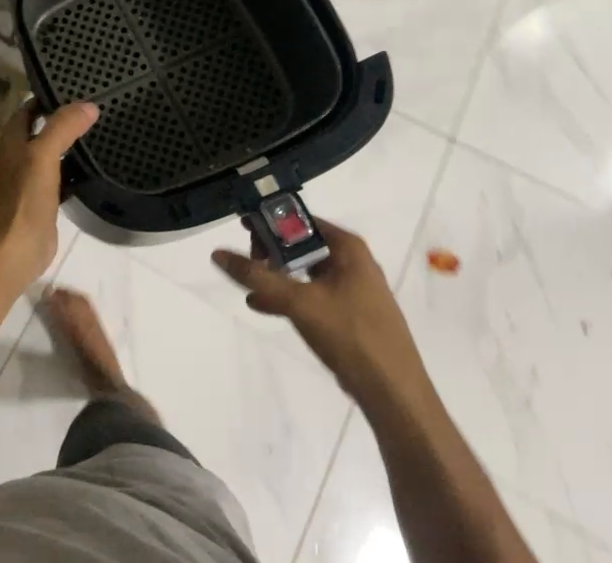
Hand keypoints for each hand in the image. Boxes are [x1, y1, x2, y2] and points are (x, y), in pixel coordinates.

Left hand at [0, 101, 98, 286]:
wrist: (19, 247)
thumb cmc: (26, 197)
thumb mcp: (43, 154)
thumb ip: (63, 127)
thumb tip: (88, 106)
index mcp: (14, 139)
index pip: (30, 108)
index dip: (49, 97)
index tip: (77, 88)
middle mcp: (21, 154)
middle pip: (44, 128)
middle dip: (65, 118)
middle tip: (97, 108)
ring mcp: (33, 177)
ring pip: (56, 152)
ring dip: (73, 143)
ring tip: (103, 130)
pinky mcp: (46, 198)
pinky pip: (64, 176)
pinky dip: (78, 169)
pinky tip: (99, 166)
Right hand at [211, 218, 430, 405]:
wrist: (393, 392)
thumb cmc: (350, 335)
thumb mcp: (297, 302)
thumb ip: (256, 276)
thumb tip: (217, 253)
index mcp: (347, 248)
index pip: (300, 219)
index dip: (269, 220)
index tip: (242, 229)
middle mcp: (352, 262)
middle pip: (301, 243)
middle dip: (270, 250)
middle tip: (247, 263)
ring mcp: (352, 289)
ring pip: (304, 271)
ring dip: (275, 275)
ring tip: (248, 285)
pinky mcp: (348, 314)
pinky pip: (311, 294)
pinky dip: (287, 296)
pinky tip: (262, 306)